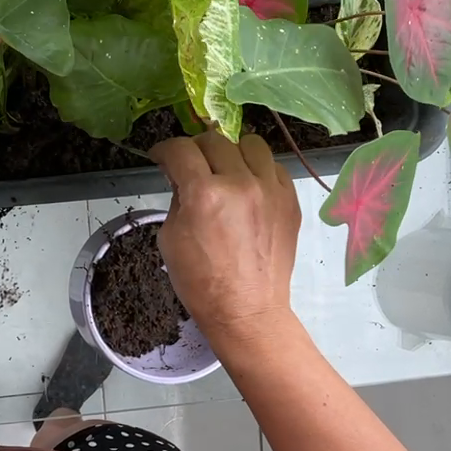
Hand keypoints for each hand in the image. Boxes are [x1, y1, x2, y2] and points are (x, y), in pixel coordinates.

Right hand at [151, 131, 302, 346]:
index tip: (161, 157)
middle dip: (195, 150)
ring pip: (249, 144)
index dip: (164, 149)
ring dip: (230, 152)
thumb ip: (177, 198)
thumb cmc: (200, 281)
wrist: (245, 309)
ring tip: (224, 171)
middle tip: (190, 166)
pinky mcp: (290, 200)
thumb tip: (183, 176)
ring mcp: (270, 190)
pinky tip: (247, 189)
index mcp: (204, 195)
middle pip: (214, 140)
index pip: (180, 150)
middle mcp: (240, 184)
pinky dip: (256, 171)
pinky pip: (273, 166)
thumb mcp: (170, 238)